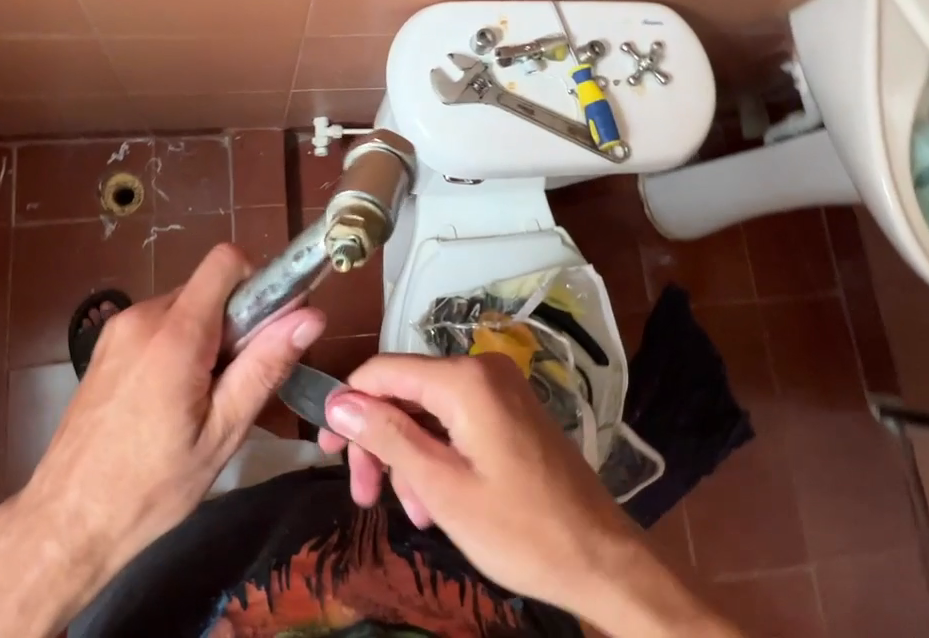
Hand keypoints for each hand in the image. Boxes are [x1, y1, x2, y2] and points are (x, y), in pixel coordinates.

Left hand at [0, 244, 323, 636]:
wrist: (65, 524)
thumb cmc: (151, 487)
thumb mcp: (222, 432)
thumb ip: (265, 366)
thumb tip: (311, 316)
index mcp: (175, 332)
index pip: (226, 261)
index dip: (259, 284)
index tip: (271, 330)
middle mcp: (142, 316)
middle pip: (210, 289)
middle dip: (236, 324)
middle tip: (238, 385)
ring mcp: (119, 330)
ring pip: (187, 309)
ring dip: (209, 340)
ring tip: (204, 403)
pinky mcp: (106, 348)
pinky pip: (161, 326)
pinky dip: (182, 348)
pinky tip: (175, 402)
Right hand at [319, 354, 735, 635]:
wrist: (603, 559)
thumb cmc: (520, 529)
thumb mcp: (441, 487)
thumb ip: (387, 436)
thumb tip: (337, 402)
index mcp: (464, 379)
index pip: (382, 371)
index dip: (347, 407)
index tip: (325, 452)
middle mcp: (482, 368)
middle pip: (404, 392)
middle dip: (380, 442)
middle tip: (367, 497)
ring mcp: (501, 389)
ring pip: (428, 411)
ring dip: (409, 458)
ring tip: (416, 514)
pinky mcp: (512, 411)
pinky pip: (456, 422)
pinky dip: (438, 456)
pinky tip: (437, 503)